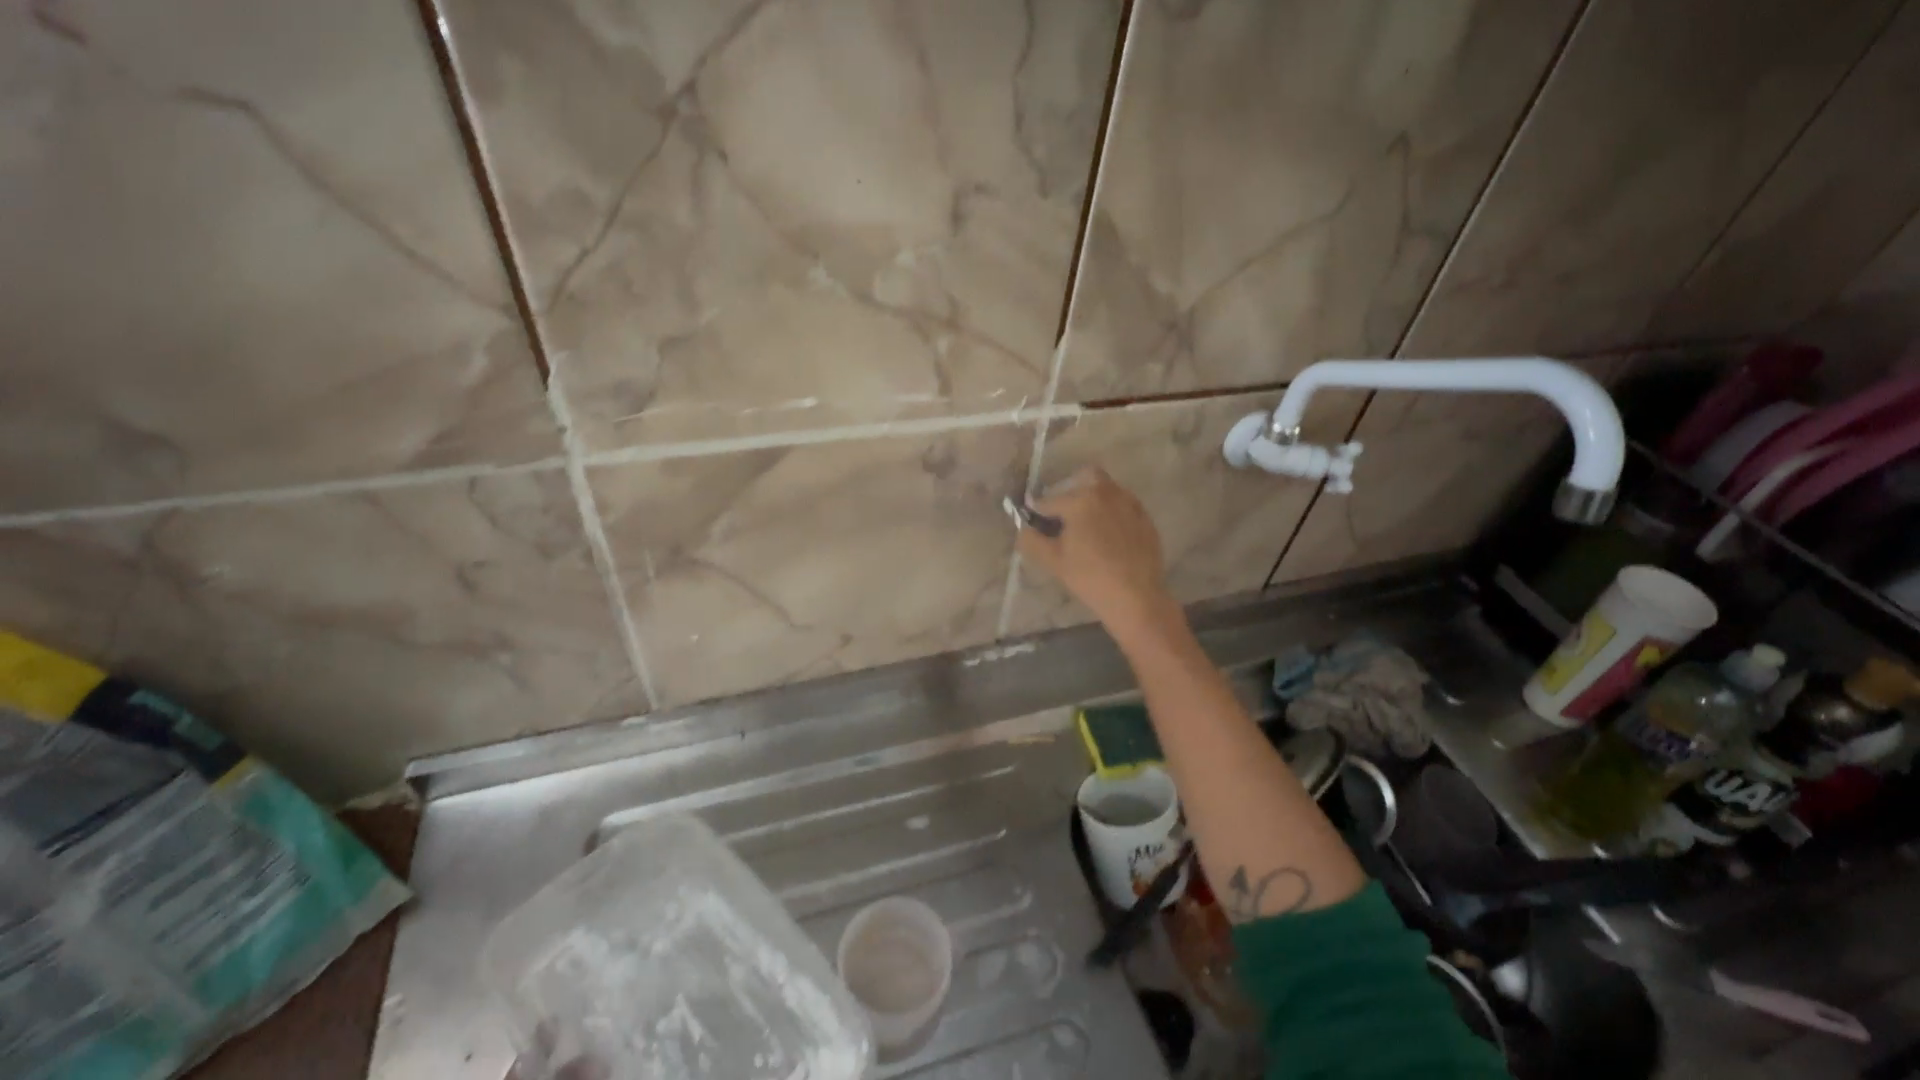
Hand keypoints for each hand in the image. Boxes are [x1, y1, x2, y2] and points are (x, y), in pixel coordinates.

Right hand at [1016, 467, 1176, 634]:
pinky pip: (1124, 505)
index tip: (1031, 514)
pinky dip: (1112, 512)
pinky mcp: (1145, 518)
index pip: (1050, 500)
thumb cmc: (1089, 577)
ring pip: (1107, 489)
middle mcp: (1107, 493)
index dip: (1037, 509)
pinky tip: (1109, 534)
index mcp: (1081, 500)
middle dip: (1071, 490)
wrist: (1134, 596)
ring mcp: (1130, 503)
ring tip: (1087, 525)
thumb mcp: (1052, 560)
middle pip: (1085, 477)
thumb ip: (1031, 540)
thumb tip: (1024, 529)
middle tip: (1064, 513)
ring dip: (1093, 499)